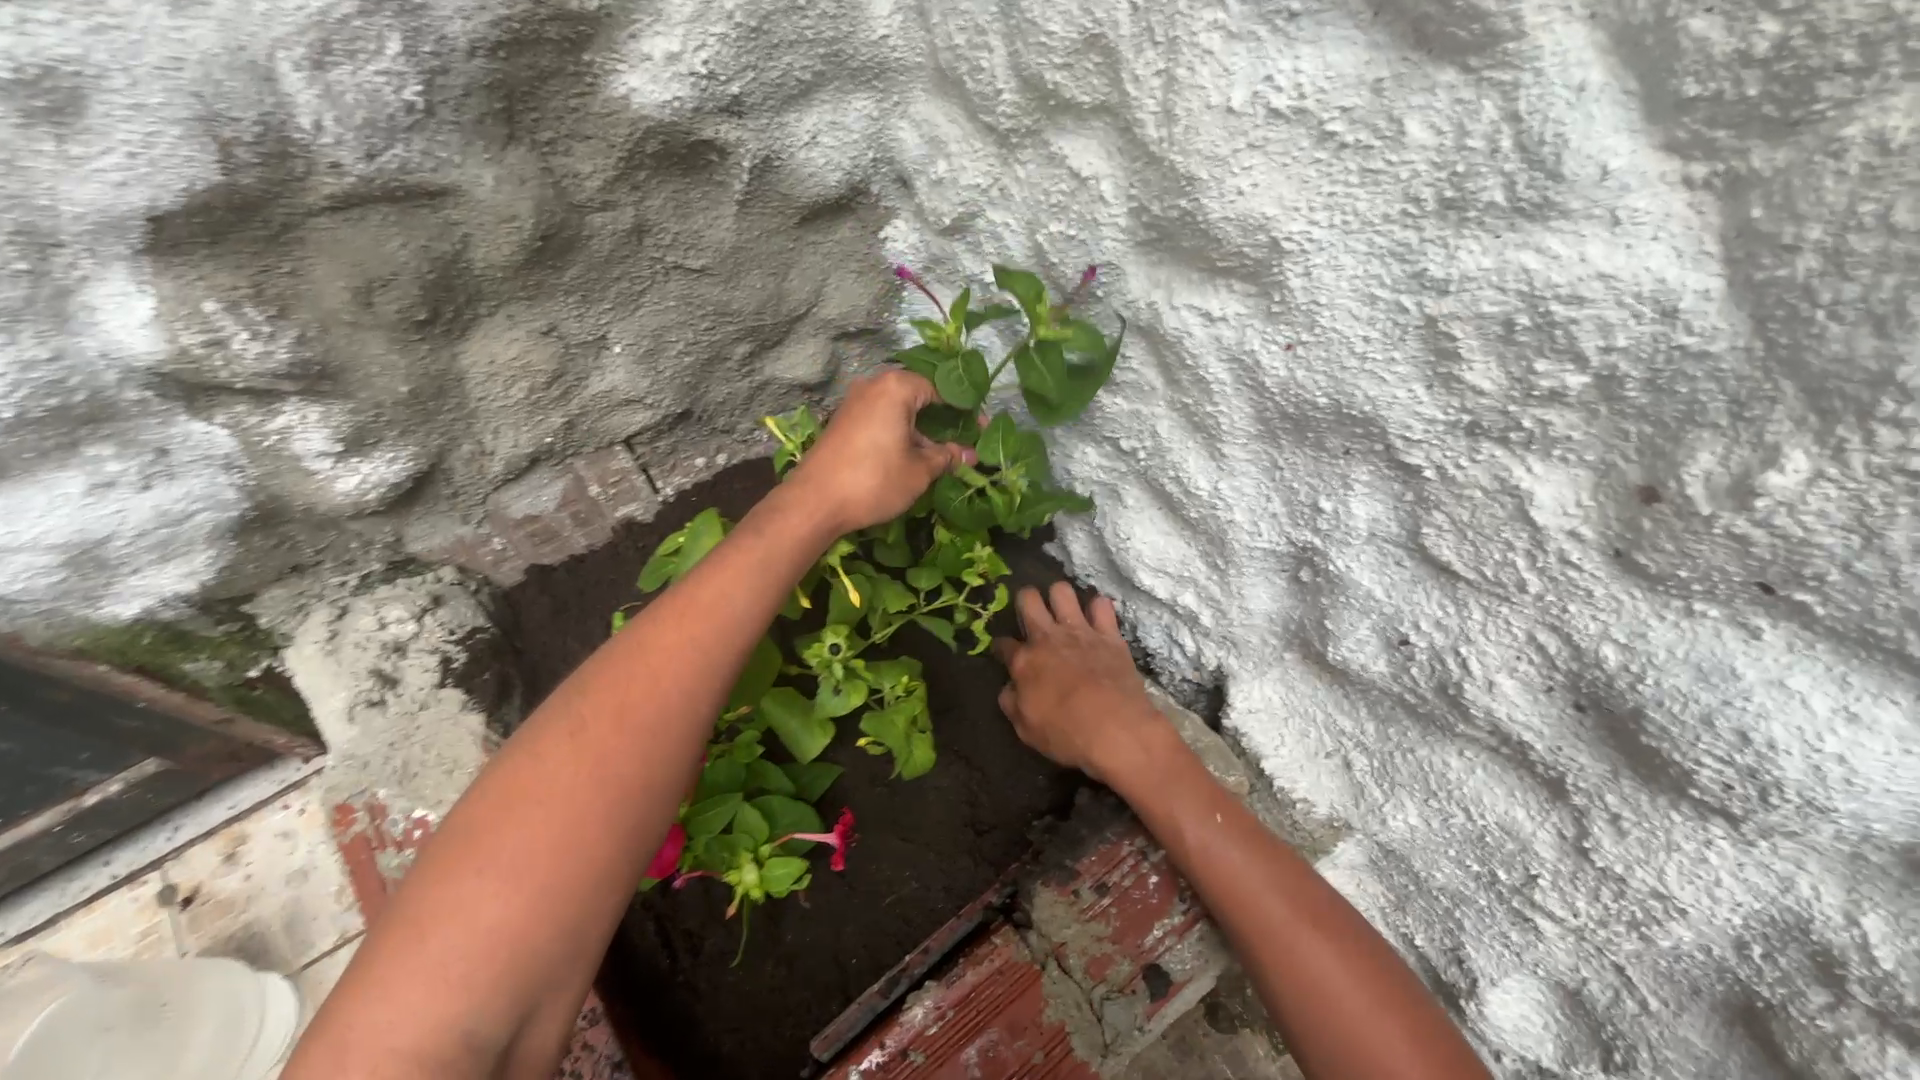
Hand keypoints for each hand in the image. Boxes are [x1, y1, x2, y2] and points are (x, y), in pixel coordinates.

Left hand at [788, 370, 974, 533]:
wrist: (815, 502)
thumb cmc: (874, 480)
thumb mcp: (919, 470)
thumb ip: (947, 457)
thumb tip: (971, 455)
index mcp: (896, 387)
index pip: (940, 389)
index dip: (964, 410)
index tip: (980, 430)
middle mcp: (873, 386)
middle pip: (918, 397)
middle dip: (942, 420)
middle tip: (964, 442)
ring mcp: (854, 403)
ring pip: (898, 410)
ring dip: (920, 430)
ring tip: (940, 455)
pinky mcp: (843, 423)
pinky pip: (880, 420)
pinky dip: (898, 433)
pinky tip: (910, 456)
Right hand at [992, 583, 1172, 783]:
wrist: (1116, 729)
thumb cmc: (1066, 734)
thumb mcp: (1025, 728)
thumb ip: (1012, 703)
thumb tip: (1009, 687)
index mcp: (1024, 661)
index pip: (1003, 643)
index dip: (1001, 647)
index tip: (1004, 653)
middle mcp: (1047, 637)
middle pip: (1028, 599)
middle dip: (1025, 601)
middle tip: (1031, 616)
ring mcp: (1080, 631)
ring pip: (1062, 590)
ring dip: (1059, 596)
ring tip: (1063, 611)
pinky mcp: (1109, 634)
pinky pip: (1102, 605)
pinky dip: (1098, 608)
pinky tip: (1097, 619)